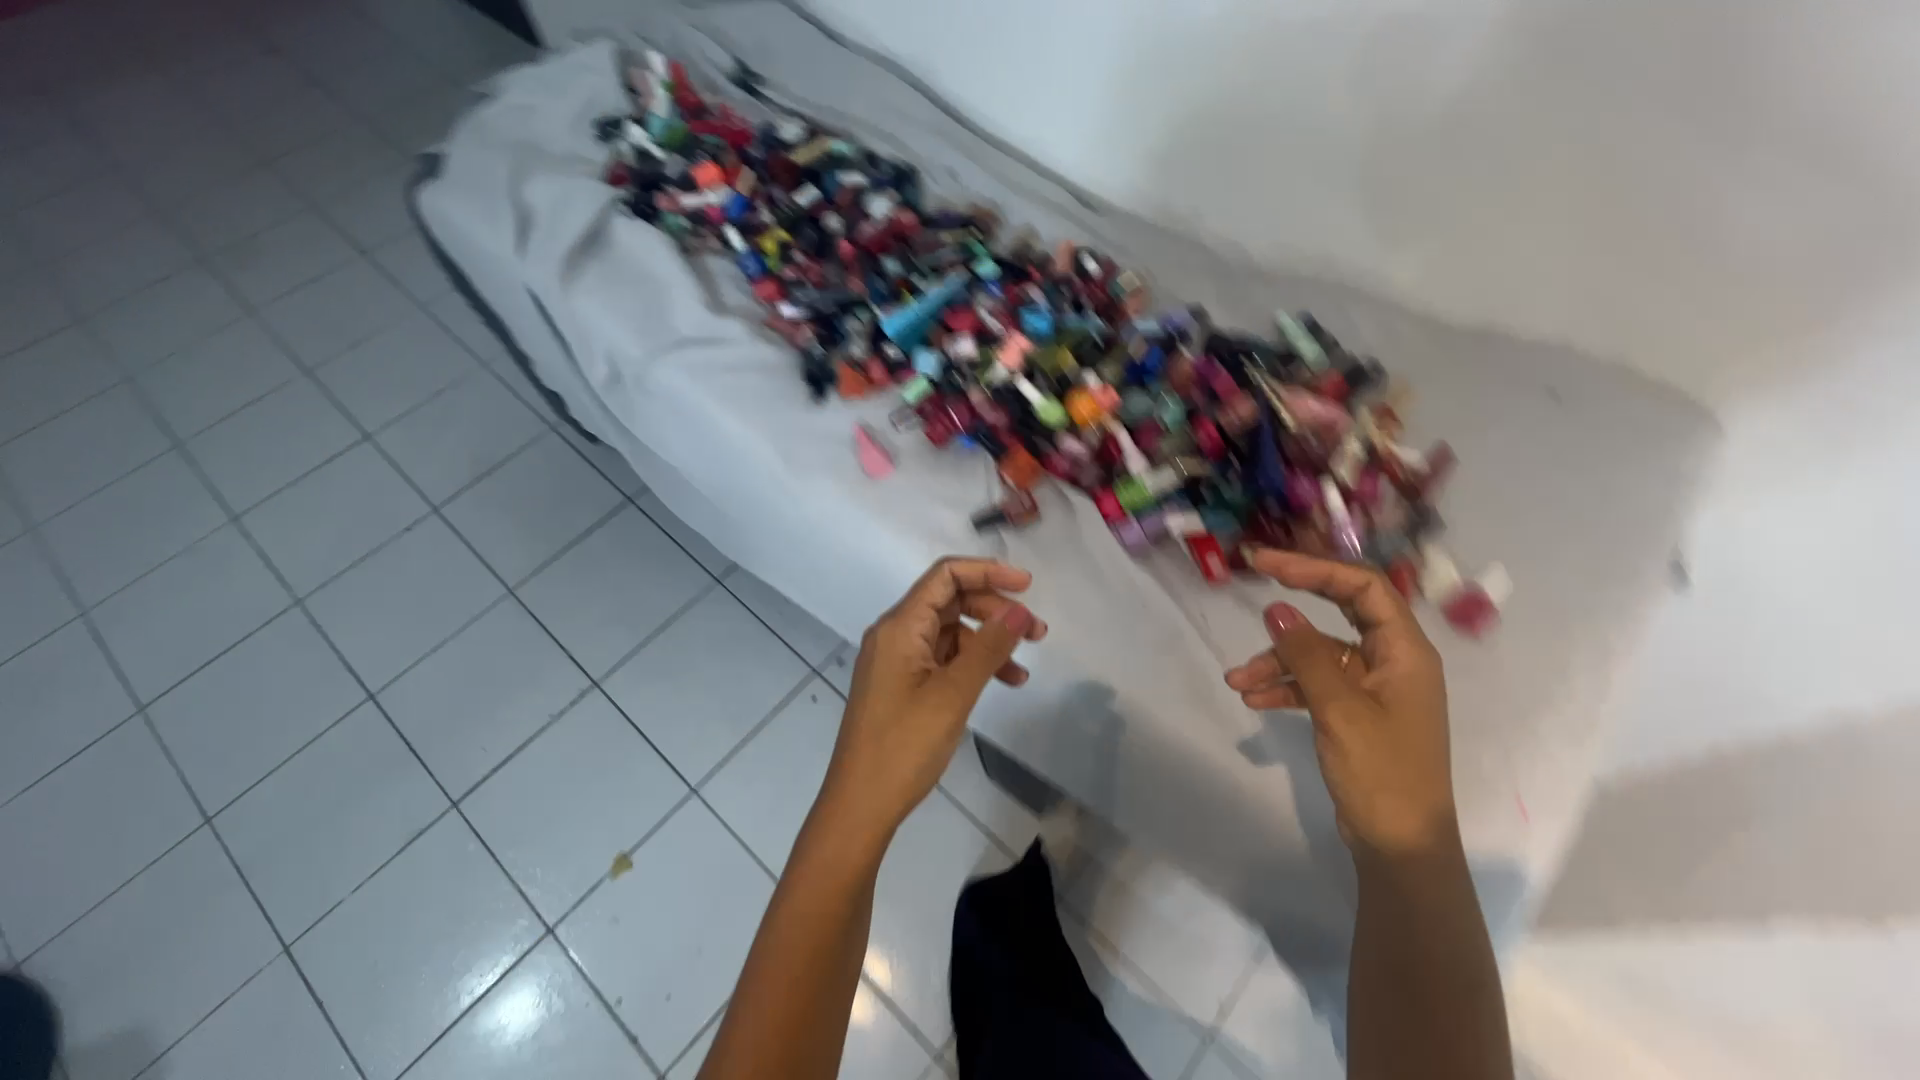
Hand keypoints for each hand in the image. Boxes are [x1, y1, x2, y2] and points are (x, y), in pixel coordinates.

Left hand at [821, 557, 1045, 836]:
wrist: (860, 804)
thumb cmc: (903, 746)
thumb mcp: (953, 694)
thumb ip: (988, 648)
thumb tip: (1019, 610)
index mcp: (899, 626)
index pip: (945, 576)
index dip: (987, 572)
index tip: (1029, 586)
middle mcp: (895, 635)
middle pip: (950, 601)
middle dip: (995, 609)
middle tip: (1036, 633)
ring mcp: (897, 661)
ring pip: (951, 632)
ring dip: (988, 641)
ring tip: (1025, 665)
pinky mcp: (903, 685)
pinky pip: (943, 659)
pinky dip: (973, 665)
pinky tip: (1004, 683)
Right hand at [1223, 549, 1457, 857]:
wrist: (1400, 844)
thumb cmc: (1382, 771)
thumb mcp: (1339, 709)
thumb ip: (1307, 655)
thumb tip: (1275, 609)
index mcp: (1405, 651)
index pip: (1363, 587)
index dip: (1314, 568)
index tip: (1265, 564)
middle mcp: (1392, 660)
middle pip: (1341, 611)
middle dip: (1295, 601)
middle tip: (1251, 583)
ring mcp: (1374, 688)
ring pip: (1320, 654)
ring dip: (1278, 662)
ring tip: (1237, 682)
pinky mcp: (1355, 713)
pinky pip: (1316, 685)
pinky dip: (1286, 688)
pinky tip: (1254, 701)